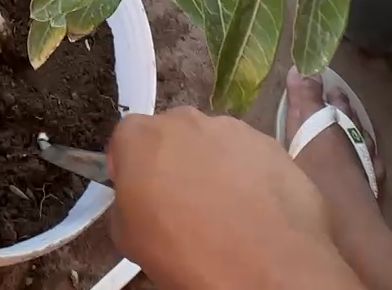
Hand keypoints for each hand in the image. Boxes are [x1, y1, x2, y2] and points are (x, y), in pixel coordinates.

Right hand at [107, 108, 361, 288]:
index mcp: (138, 134)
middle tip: (185, 205)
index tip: (143, 198)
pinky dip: (250, 178)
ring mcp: (229, 128)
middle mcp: (181, 119)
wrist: (269, 272)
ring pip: (213, 144)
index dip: (132, 170)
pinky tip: (257, 212)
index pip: (125, 142)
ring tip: (228, 211)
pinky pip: (250, 158)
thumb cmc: (187, 253)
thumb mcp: (129, 240)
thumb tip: (133, 203)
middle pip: (171, 137)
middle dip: (175, 164)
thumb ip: (121, 207)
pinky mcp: (270, 145)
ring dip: (214, 168)